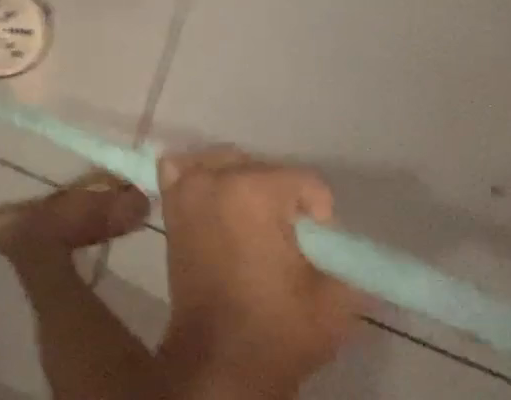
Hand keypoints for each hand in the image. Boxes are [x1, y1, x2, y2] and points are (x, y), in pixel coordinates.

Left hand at [156, 147, 366, 397]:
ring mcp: (181, 189)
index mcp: (252, 192)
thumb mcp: (339, 291)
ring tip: (258, 223)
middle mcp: (210, 179)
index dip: (321, 212)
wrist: (223, 349)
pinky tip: (218, 204)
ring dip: (244, 183)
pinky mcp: (167, 205)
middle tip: (290, 236)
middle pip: (261, 167)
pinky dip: (199, 177)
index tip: (318, 244)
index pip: (305, 180)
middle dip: (283, 196)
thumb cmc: (283, 322)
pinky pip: (180, 170)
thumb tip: (335, 238)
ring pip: (221, 162)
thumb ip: (344, 252)